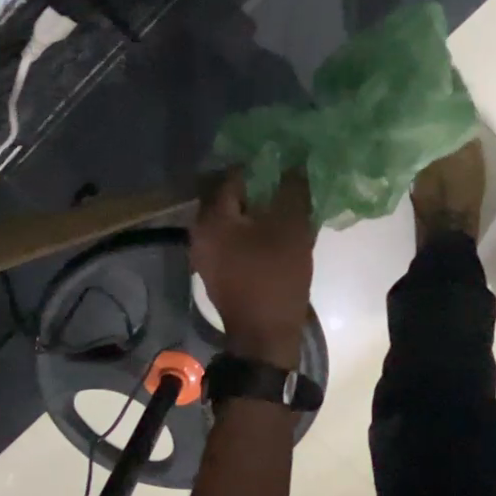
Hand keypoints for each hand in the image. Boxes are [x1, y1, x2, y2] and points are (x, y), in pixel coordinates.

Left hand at [191, 170, 316, 370]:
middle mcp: (200, 233)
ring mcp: (206, 256)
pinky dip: (252, 231)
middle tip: (286, 181)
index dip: (259, 166)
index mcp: (212, 219)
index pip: (233, 177)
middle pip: (230, 199)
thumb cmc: (275, 275)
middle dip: (257, 188)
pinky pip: (234, 240)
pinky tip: (276, 232)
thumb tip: (295, 163)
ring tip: (285, 205)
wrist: (265, 335)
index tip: (283, 160)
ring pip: (233, 221)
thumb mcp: (291, 227)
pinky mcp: (218, 272)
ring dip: (256, 211)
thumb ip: (292, 190)